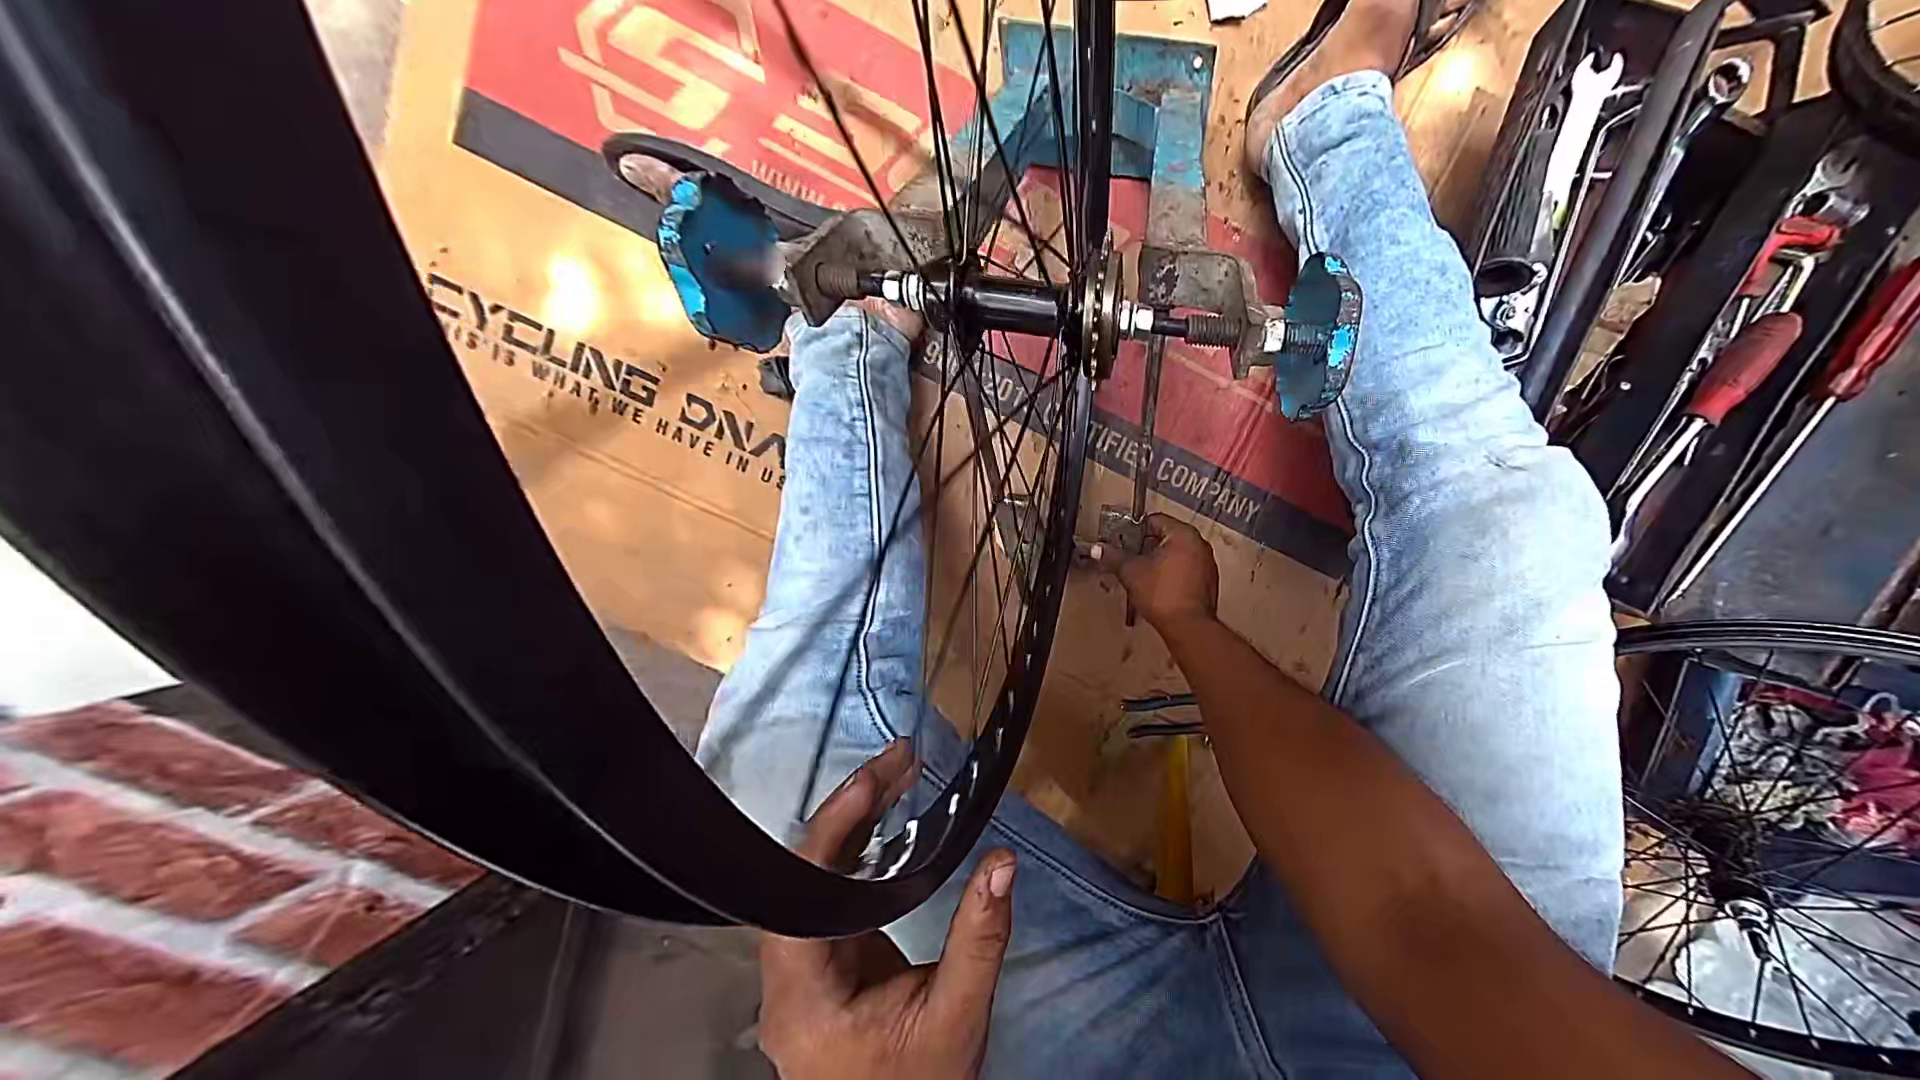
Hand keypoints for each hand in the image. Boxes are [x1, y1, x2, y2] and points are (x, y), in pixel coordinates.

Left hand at [758, 739, 1015, 1079]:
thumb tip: (1002, 865)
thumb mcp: (957, 1020)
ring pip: (817, 876)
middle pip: (806, 875)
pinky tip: (887, 817)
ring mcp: (802, 963)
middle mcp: (787, 976)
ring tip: (897, 774)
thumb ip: (979, 941)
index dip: (830, 831)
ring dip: (856, 821)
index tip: (871, 784)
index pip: (800, 896)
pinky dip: (861, 849)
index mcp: (802, 997)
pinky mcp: (824, 955)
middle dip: (851, 809)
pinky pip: (833, 889)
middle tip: (898, 760)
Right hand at [1096, 513, 1218, 630]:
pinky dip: (1171, 572)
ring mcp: (1207, 563)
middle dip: (1145, 546)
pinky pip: (1186, 568)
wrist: (1186, 626)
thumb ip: (1113, 556)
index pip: (1155, 520)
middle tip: (1129, 557)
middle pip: (1166, 536)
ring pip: (1176, 553)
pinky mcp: (1208, 581)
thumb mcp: (1130, 571)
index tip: (1123, 540)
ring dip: (1158, 560)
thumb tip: (1098, 549)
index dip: (1135, 530)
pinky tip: (1157, 585)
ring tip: (1141, 573)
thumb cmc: (1163, 595)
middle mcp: (1199, 545)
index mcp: (1183, 534)